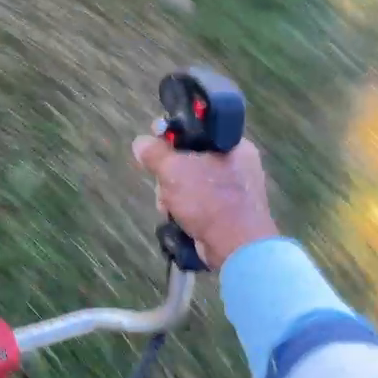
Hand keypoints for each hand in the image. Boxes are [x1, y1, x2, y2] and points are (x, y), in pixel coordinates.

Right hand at [131, 136, 278, 266]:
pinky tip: (176, 217)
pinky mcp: (227, 212)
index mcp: (233, 146)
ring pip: (188, 181)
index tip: (155, 139)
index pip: (196, 129)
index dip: (172, 132)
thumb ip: (154, 151)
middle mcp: (237, 165)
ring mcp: (233, 191)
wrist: (236, 248)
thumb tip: (141, 143)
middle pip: (187, 157)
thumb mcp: (173, 169)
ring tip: (170, 207)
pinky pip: (196, 200)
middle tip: (163, 182)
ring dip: (170, 193)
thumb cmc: (208, 199)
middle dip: (167, 173)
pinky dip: (182, 207)